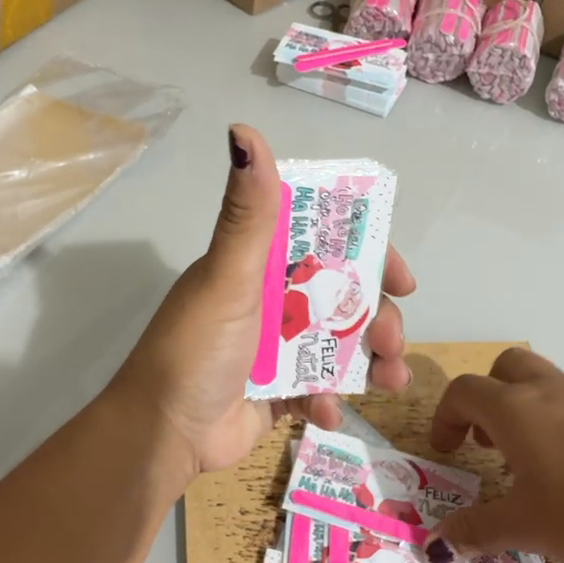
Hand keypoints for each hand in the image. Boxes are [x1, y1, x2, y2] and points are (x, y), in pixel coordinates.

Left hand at [108, 125, 415, 475]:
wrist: (164, 433)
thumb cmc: (197, 350)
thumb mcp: (227, 278)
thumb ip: (248, 215)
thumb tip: (244, 129)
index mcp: (259, 268)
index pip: (325, 247)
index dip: (368, 256)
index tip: (400, 280)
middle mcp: (270, 304)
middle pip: (343, 300)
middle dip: (377, 319)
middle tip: (393, 343)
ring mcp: (275, 351)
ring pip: (340, 347)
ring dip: (370, 363)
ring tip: (390, 385)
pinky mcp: (276, 394)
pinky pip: (319, 391)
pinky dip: (331, 402)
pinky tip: (328, 414)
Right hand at [428, 348, 563, 562]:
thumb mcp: (525, 528)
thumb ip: (477, 530)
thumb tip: (438, 543)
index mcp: (517, 409)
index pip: (465, 391)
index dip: (446, 417)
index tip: (447, 450)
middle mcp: (555, 393)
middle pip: (508, 367)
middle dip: (488, 397)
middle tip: (486, 442)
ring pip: (549, 385)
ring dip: (527, 413)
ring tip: (532, 467)